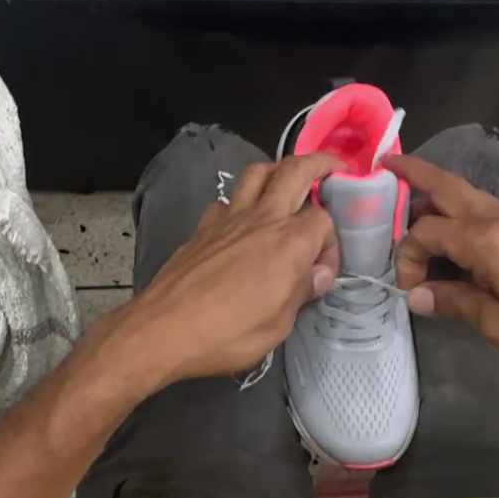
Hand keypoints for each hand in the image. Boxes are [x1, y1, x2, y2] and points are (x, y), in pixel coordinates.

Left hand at [106, 154, 341, 387]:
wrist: (164, 329)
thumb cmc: (228, 334)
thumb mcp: (279, 325)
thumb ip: (301, 292)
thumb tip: (318, 274)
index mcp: (290, 243)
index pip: (324, 221)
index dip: (331, 243)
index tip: (323, 271)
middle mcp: (262, 220)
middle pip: (295, 171)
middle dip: (319, 163)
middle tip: (333, 168)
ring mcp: (228, 220)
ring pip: (256, 173)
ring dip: (276, 169)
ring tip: (286, 181)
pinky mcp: (202, 229)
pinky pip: (224, 201)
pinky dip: (238, 202)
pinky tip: (239, 221)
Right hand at [386, 154, 498, 379]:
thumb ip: (455, 303)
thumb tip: (417, 296)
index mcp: (486, 240)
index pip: (426, 232)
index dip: (406, 257)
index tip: (410, 290)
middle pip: (449, 187)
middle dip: (416, 173)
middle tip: (387, 163)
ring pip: (470, 197)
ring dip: (439, 197)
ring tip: (414, 209)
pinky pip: (488, 213)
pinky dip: (462, 215)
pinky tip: (458, 239)